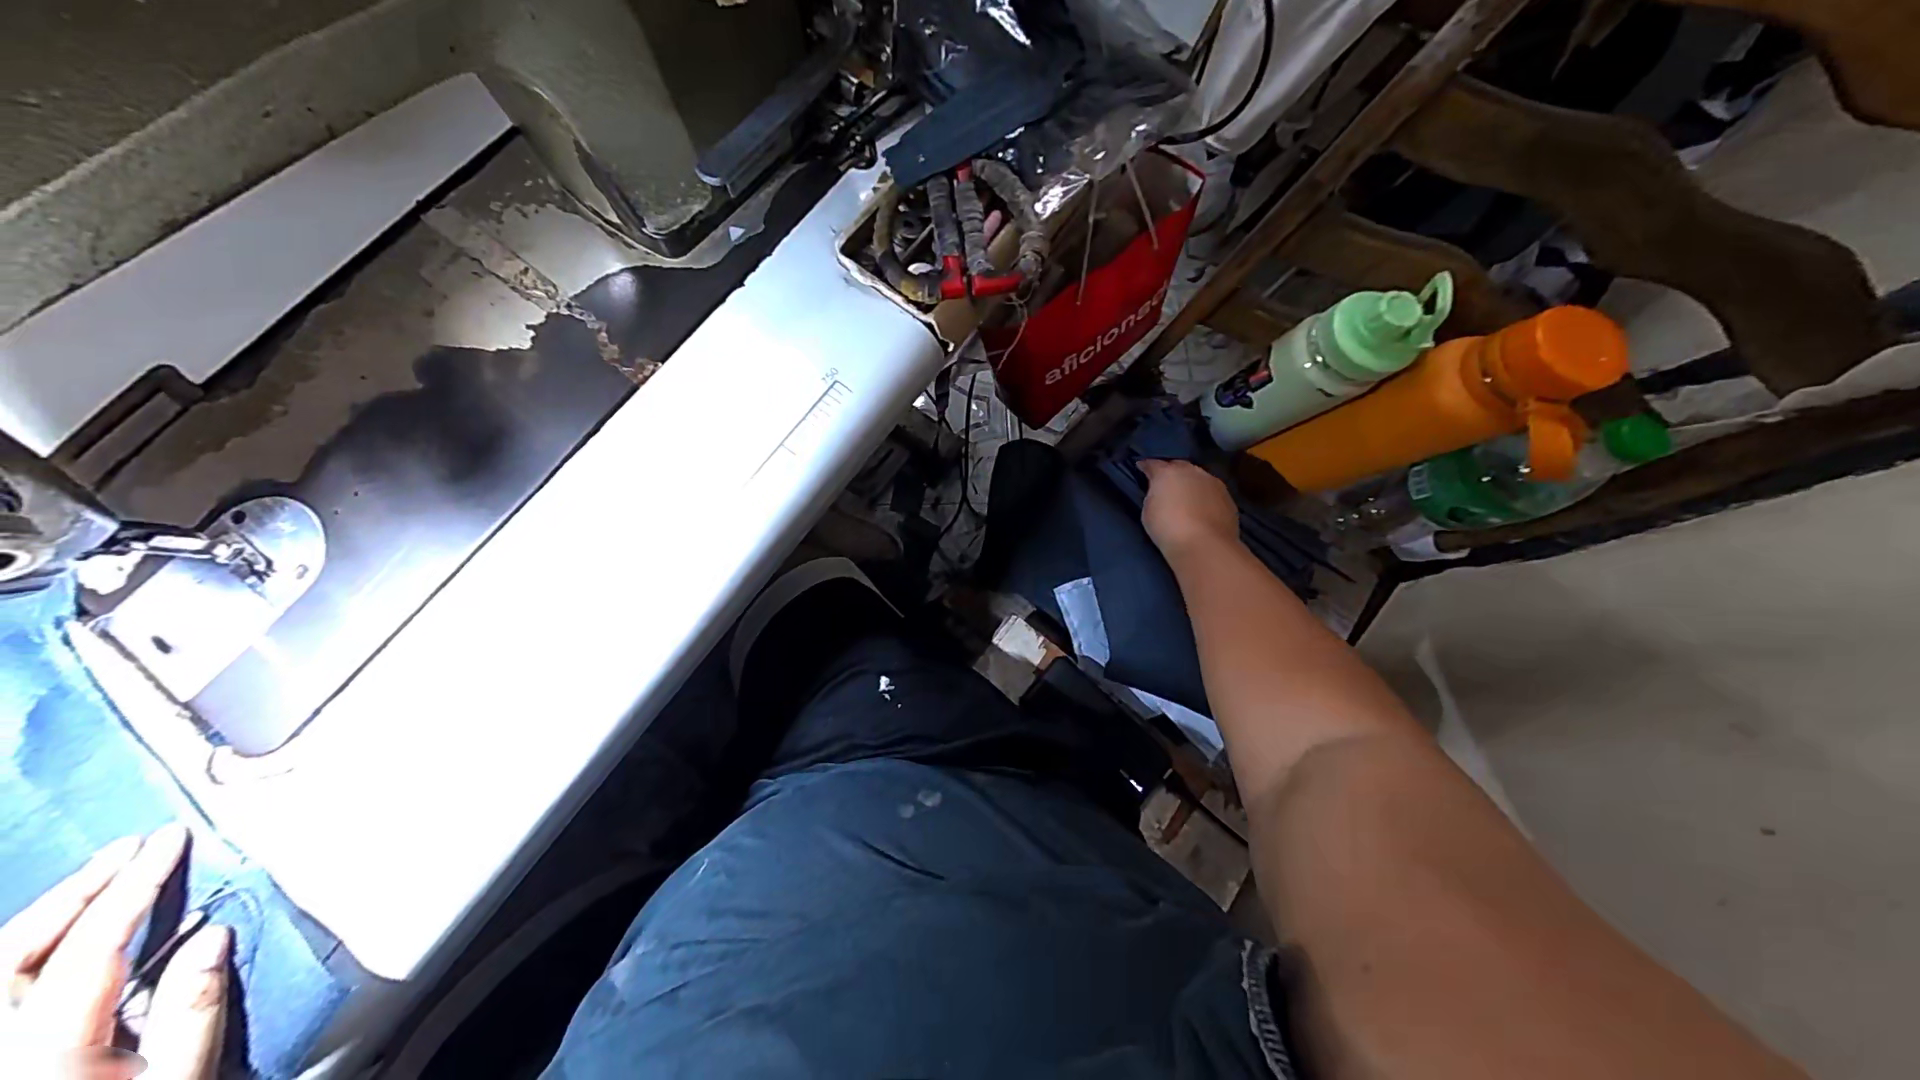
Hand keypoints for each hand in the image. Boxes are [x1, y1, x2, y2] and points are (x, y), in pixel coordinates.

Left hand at [1, 826, 228, 1079]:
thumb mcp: (180, 1078)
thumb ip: (194, 1007)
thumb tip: (213, 935)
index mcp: (47, 1053)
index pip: (92, 945)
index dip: (133, 886)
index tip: (168, 842)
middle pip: (12, 952)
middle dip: (79, 890)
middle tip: (131, 847)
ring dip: (45, 912)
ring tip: (99, 874)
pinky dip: (18, 947)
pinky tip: (50, 927)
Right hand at [1140, 459, 1241, 565]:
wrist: (1204, 544)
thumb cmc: (1167, 528)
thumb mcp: (1148, 511)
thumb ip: (1154, 495)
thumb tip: (1160, 492)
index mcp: (1168, 473)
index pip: (1153, 464)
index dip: (1146, 466)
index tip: (1141, 468)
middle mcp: (1192, 472)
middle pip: (1179, 466)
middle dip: (1171, 471)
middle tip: (1165, 483)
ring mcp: (1213, 483)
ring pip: (1198, 478)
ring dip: (1191, 483)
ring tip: (1186, 496)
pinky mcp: (1228, 498)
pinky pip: (1212, 492)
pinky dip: (1205, 497)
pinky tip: (1202, 509)